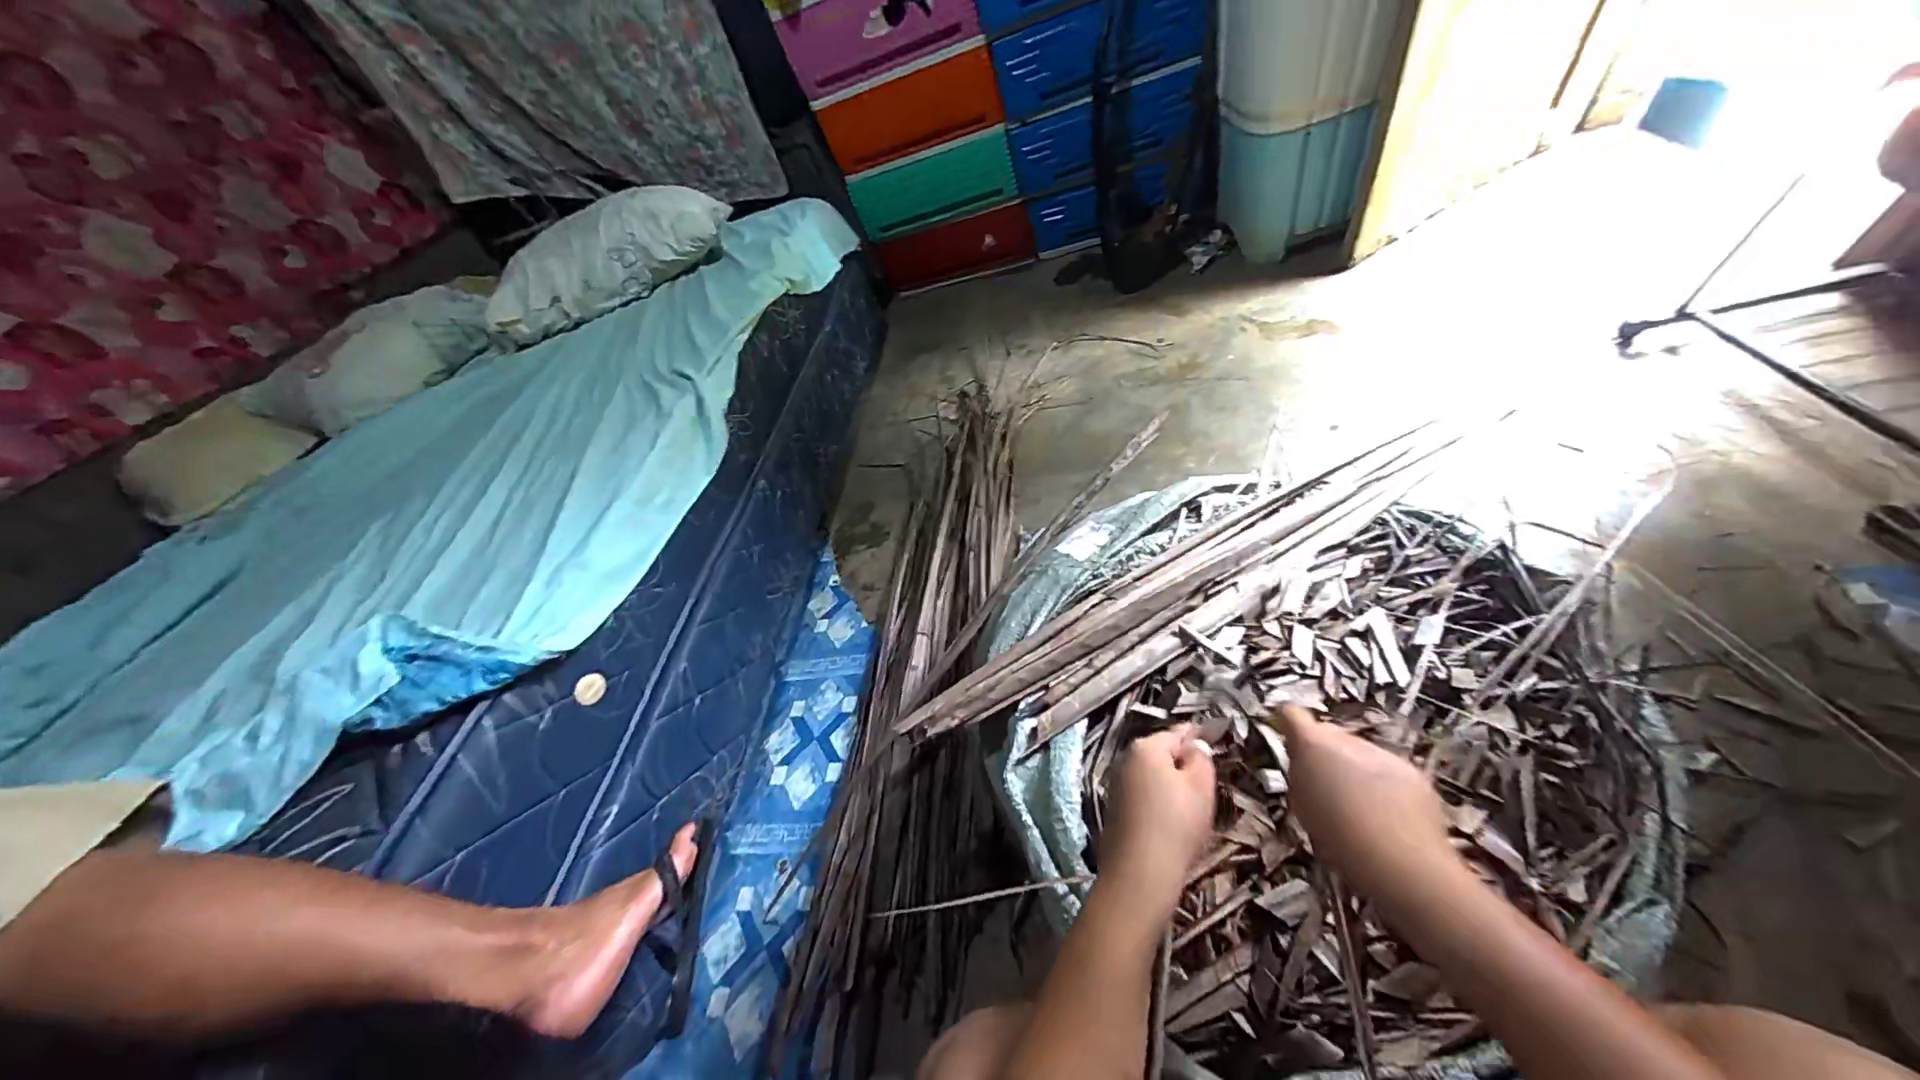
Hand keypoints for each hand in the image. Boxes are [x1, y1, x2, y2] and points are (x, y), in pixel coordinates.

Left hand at [1100, 724, 1215, 909]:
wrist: (1140, 872)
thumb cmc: (1176, 823)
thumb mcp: (1201, 786)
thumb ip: (1201, 758)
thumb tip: (1195, 745)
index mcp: (1145, 747)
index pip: (1177, 733)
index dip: (1197, 737)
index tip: (1213, 741)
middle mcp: (1125, 759)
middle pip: (1160, 753)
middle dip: (1181, 761)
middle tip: (1206, 780)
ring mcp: (1115, 783)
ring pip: (1150, 774)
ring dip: (1168, 782)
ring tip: (1191, 802)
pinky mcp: (1113, 808)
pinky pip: (1141, 794)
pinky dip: (1156, 799)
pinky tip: (1169, 819)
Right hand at [1273, 704, 1457, 901]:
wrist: (1402, 862)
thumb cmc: (1338, 835)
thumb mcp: (1301, 802)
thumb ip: (1299, 771)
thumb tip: (1301, 759)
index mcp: (1313, 743)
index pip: (1292, 715)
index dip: (1288, 723)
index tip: (1286, 737)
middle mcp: (1349, 740)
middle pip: (1330, 734)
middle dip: (1325, 752)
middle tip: (1322, 783)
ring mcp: (1384, 753)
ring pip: (1360, 752)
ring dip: (1355, 768)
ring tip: (1356, 804)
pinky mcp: (1413, 772)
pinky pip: (1388, 769)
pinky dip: (1383, 783)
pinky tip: (1386, 813)